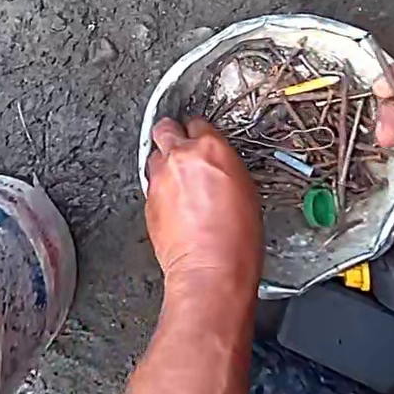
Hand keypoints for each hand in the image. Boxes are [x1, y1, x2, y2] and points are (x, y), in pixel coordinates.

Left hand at [144, 118, 262, 293]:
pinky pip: (150, 183)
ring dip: (164, 163)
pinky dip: (160, 188)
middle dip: (171, 133)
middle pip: (165, 127)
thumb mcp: (245, 189)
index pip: (198, 123)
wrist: (210, 270)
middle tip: (179, 145)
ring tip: (177, 179)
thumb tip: (217, 165)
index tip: (200, 139)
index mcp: (211, 149)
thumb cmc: (235, 239)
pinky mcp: (148, 199)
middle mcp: (181, 157)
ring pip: (154, 155)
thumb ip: (224, 166)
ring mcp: (160, 177)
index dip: (199, 132)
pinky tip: (173, 203)